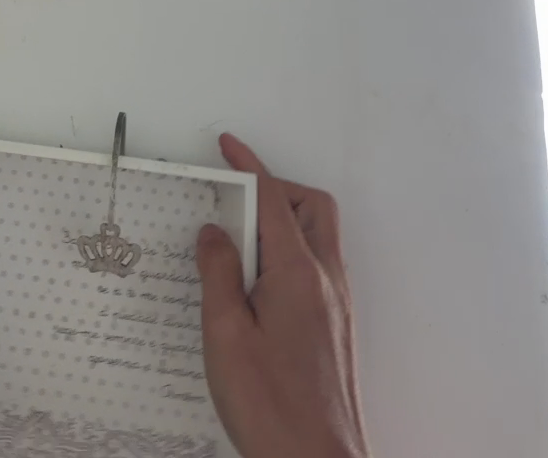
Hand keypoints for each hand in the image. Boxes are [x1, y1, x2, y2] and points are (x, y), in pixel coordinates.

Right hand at [195, 134, 367, 457]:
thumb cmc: (268, 403)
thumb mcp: (225, 334)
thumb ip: (217, 273)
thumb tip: (213, 231)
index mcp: (298, 275)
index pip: (274, 199)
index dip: (249, 166)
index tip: (226, 145)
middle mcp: (326, 282)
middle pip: (312, 208)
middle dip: (275, 188)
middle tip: (234, 196)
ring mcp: (335, 306)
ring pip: (317, 237)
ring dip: (281, 220)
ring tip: (236, 238)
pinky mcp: (334, 328)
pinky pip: (314, 266)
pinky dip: (285, 251)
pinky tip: (252, 280)